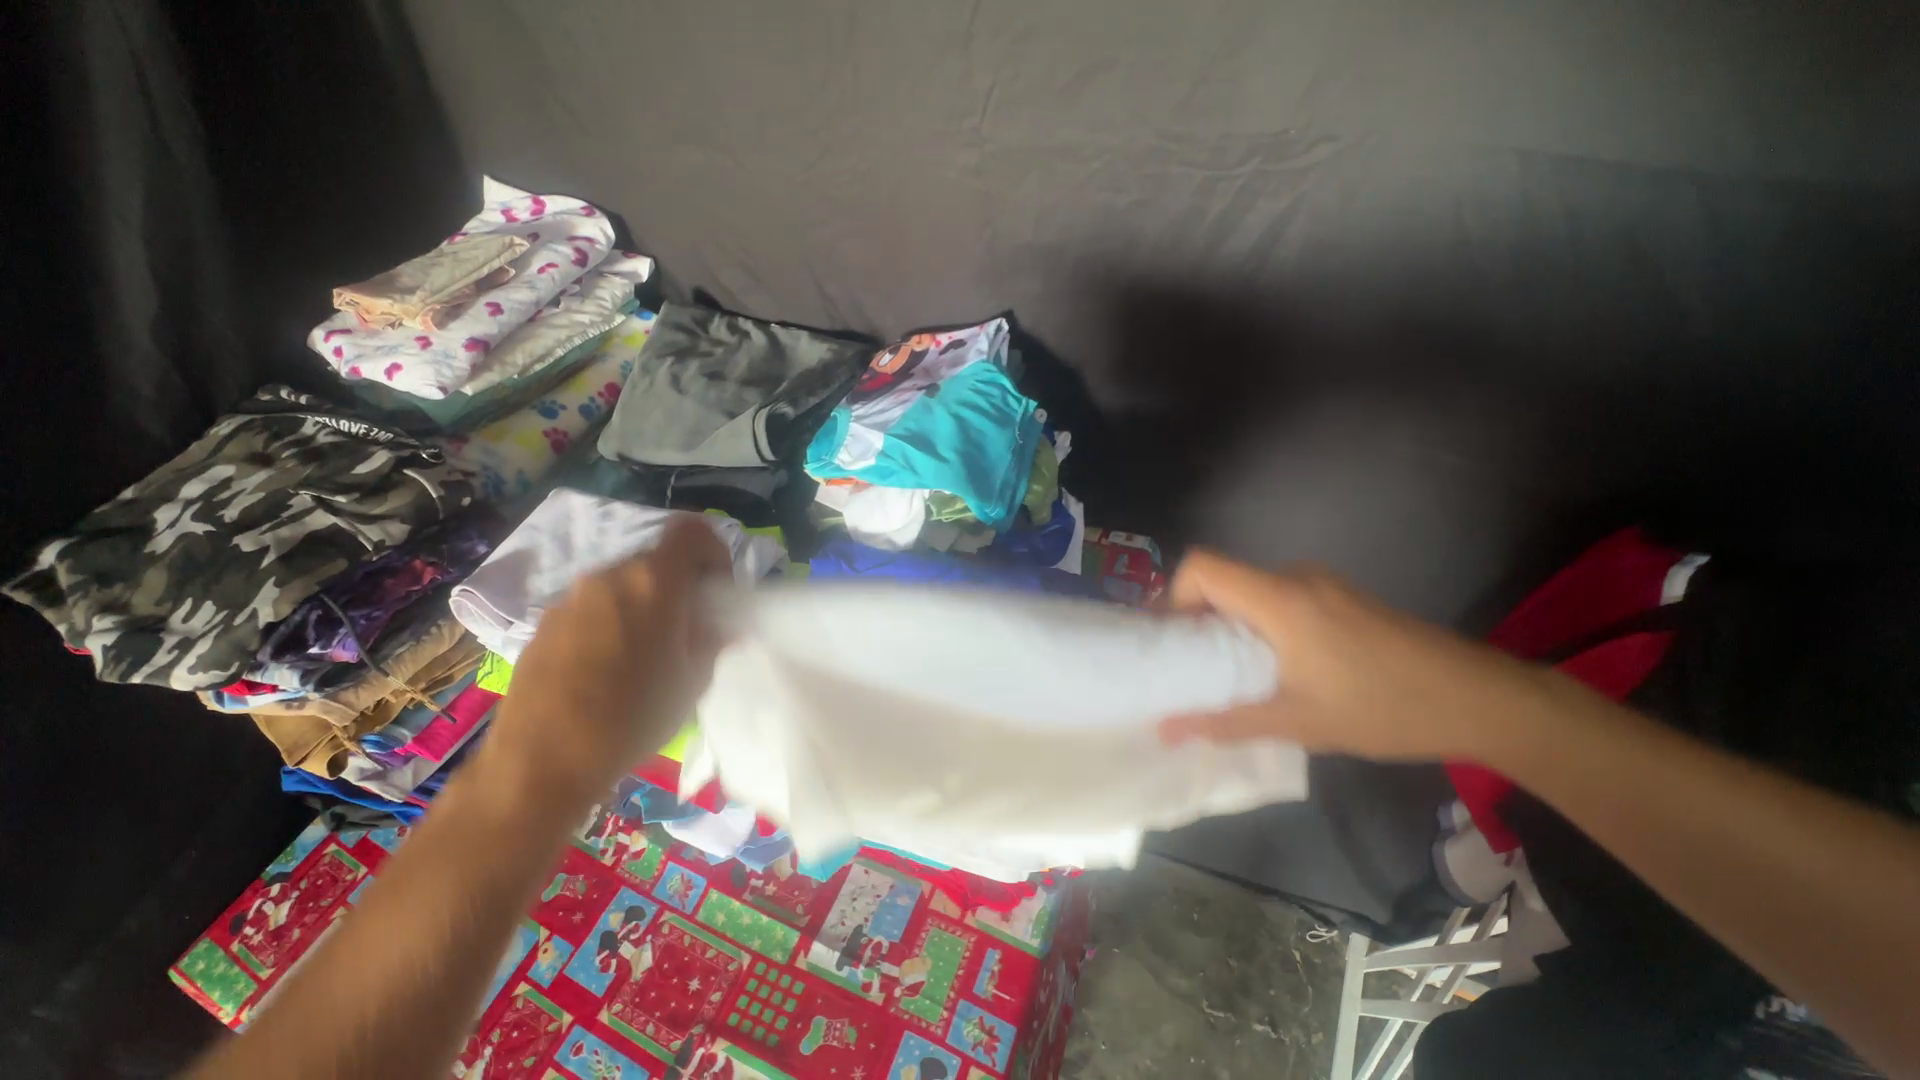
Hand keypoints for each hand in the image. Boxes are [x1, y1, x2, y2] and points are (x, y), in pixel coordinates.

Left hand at [483, 518, 732, 799]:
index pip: (691, 531)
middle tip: (685, 632)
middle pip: (654, 561)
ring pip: (620, 587)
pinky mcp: (544, 625)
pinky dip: (608, 625)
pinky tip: (606, 672)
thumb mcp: (691, 681)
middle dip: (677, 588)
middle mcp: (608, 576)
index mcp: (653, 581)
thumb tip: (718, 624)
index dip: (713, 552)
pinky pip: (590, 610)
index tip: (716, 592)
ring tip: (644, 657)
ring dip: (641, 607)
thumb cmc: (632, 718)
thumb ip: (709, 640)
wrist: (541, 760)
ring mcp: (569, 599)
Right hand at [1158, 549, 1569, 761]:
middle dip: (1199, 621)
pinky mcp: (1345, 599)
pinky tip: (1282, 673)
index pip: (1202, 567)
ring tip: (1236, 680)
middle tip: (1194, 672)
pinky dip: (1264, 628)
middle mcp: (1297, 579)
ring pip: (1253, 593)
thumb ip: (1227, 721)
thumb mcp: (1299, 722)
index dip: (1173, 597)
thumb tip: (1166, 729)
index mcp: (1281, 600)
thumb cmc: (1384, 708)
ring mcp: (1325, 586)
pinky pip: (1283, 601)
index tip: (1173, 644)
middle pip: (1224, 580)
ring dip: (1234, 628)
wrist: (1479, 698)